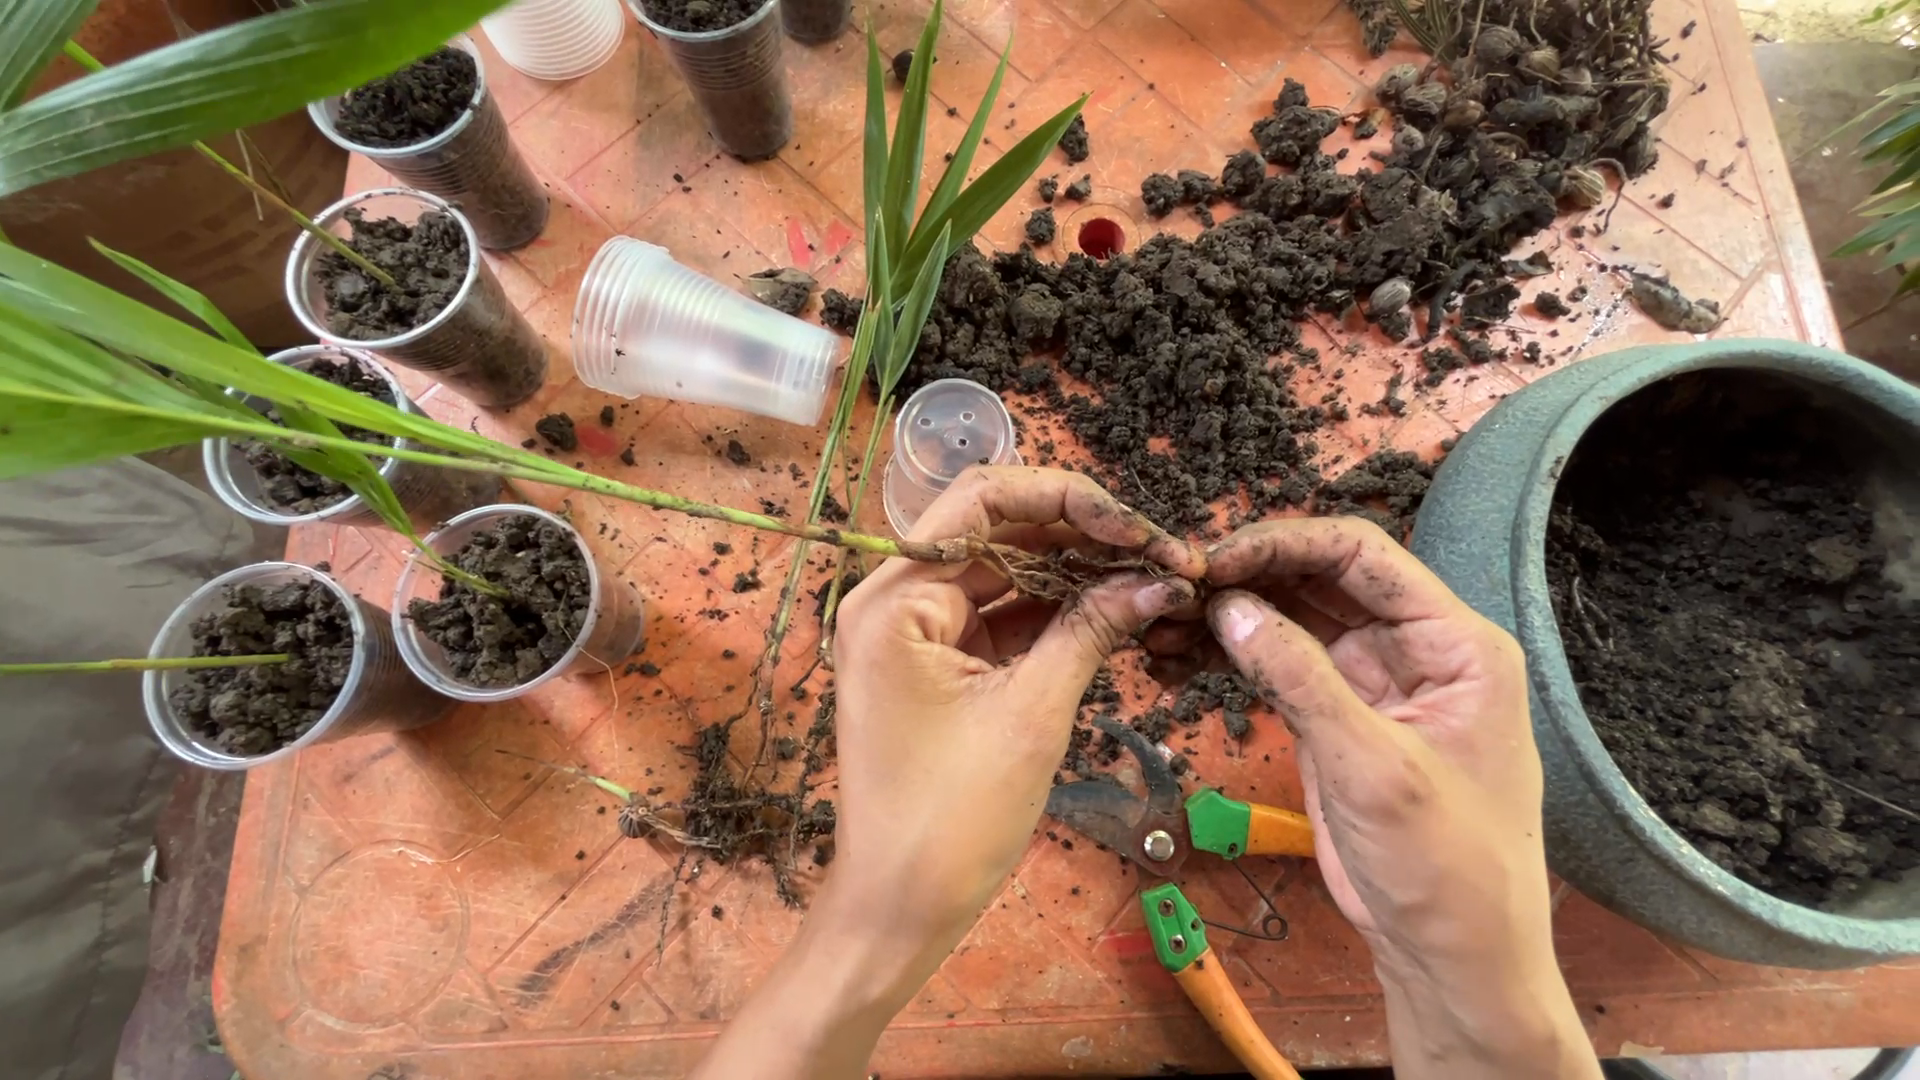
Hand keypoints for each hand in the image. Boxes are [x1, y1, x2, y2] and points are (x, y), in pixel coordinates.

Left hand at [690, 467, 1201, 1079]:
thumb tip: (1158, 580)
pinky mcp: (939, 659)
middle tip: (1158, 552)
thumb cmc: (953, 819)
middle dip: (1079, 535)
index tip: (1135, 525)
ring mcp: (916, 628)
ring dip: (1073, 571)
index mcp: (895, 597)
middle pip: (996, 531)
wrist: (901, 907)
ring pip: (1004, 570)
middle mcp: (896, 597)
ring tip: (1148, 576)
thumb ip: (1091, 629)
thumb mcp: (1031, 714)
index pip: (981, 501)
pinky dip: (1054, 610)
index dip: (1065, 497)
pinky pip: (1002, 614)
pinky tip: (1112, 608)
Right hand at [1203, 517, 1597, 1079]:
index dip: (1283, 545)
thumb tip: (1228, 608)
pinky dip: (1228, 654)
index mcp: (1452, 643)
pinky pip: (1273, 660)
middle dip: (1246, 576)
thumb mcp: (1372, 767)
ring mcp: (1366, 675)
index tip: (1214, 561)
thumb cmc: (1444, 866)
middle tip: (1177, 587)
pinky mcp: (1330, 708)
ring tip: (1164, 621)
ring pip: (1289, 616)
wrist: (1448, 953)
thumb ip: (1300, 677)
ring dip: (1228, 614)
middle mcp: (1411, 645)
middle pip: (1318, 578)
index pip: (1362, 556)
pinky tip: (1179, 655)